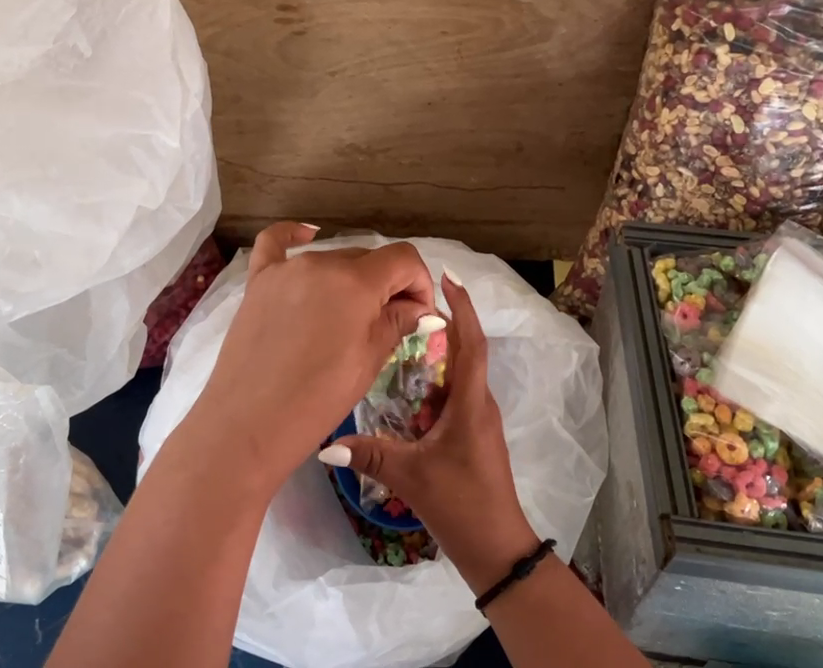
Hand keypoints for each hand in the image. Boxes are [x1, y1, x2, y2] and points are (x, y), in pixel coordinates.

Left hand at [180, 223, 439, 489]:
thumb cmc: (318, 399)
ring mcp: (286, 269)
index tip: (420, 314)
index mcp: (356, 282)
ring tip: (351, 318)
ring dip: (351, 280)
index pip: (403, 259)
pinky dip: (295, 236)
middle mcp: (322, 263)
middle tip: (391, 325)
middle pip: (368, 259)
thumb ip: (398, 323)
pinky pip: (277, 243)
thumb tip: (420, 308)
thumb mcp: (369, 362)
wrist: (248, 424)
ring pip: (332, 260)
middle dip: (388, 286)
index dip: (420, 283)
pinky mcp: (258, 281)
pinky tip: (308, 234)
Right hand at [321, 271, 541, 591]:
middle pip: (466, 350)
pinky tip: (409, 386)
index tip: (447, 276)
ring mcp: (479, 420)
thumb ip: (369, 455)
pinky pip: (457, 394)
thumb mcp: (411, 477)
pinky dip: (436, 380)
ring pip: (461, 373)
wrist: (497, 548)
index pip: (471, 341)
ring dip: (439, 351)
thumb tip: (325, 445)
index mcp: (471, 403)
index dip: (462, 306)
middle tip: (407, 302)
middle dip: (444, 322)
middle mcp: (480, 403)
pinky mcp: (474, 436)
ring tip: (403, 334)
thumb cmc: (461, 503)